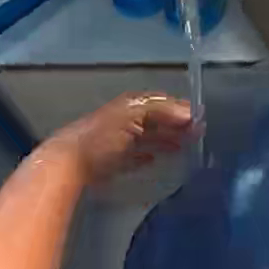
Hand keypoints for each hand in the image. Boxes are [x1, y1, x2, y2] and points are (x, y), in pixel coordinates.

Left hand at [44, 94, 194, 186]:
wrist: (68, 165)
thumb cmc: (100, 139)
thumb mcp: (132, 118)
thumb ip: (161, 112)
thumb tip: (189, 114)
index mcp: (129, 106)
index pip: (160, 103)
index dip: (180, 110)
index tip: (200, 119)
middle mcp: (123, 119)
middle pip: (155, 120)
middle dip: (176, 125)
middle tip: (198, 135)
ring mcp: (116, 140)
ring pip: (147, 136)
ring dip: (165, 140)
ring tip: (183, 148)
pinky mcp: (111, 160)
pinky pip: (134, 155)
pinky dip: (147, 154)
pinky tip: (155, 160)